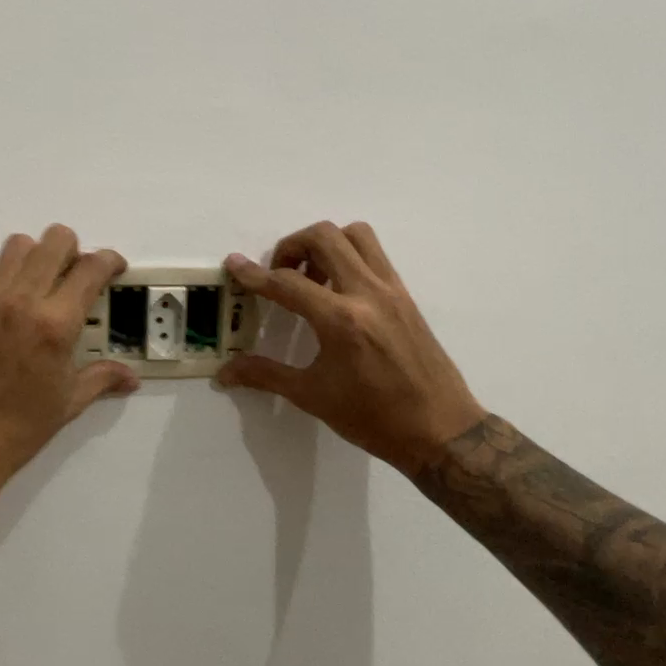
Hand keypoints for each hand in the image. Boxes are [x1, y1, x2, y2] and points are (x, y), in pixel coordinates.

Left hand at [0, 225, 138, 484]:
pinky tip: (15, 310)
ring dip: (39, 256)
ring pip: (19, 246)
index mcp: (54, 324)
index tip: (113, 268)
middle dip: (75, 250)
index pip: (89, 269)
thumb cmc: (19, 428)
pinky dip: (10, 277)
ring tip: (45, 286)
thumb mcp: (68, 402)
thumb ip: (102, 378)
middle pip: (55, 240)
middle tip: (78, 277)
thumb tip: (129, 377)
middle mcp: (21, 301)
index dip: (109, 261)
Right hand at [217, 221, 486, 471]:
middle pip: (325, 237)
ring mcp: (392, 290)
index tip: (234, 264)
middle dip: (292, 246)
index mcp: (341, 320)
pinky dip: (349, 257)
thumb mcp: (313, 396)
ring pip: (356, 235)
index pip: (288, 283)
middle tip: (279, 274)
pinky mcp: (406, 296)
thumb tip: (226, 372)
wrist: (440, 429)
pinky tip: (337, 292)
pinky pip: (375, 256)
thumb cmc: (372, 418)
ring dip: (326, 244)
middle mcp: (368, 293)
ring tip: (311, 277)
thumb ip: (266, 375)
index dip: (254, 274)